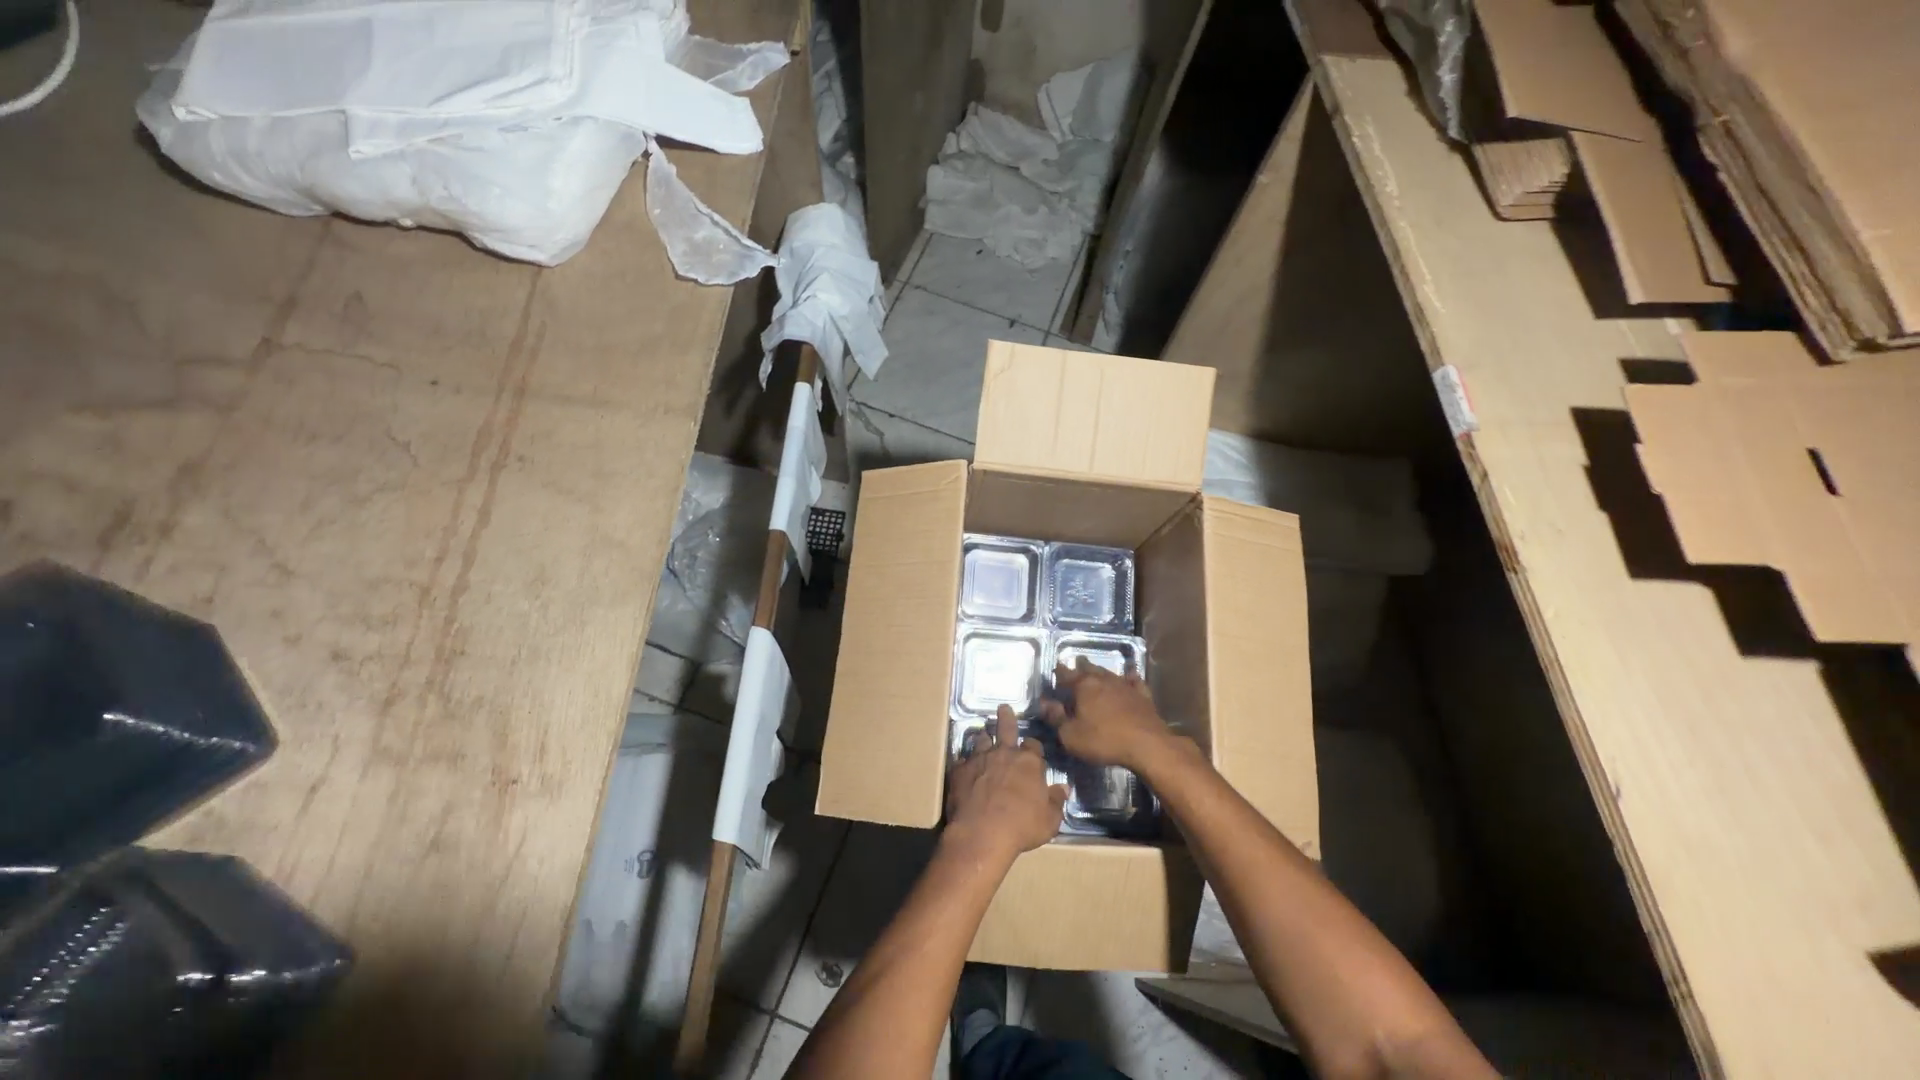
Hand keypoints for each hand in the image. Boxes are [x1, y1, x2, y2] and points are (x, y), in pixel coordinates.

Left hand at [945, 705, 1067, 861]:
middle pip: (1005, 729)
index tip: (1032, 751)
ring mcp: (978, 760)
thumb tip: (1064, 788)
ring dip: (983, 738)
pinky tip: (964, 767)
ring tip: (982, 735)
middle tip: (1003, 708)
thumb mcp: (1050, 819)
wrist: (982, 833)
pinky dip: (965, 763)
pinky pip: (962, 761)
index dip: (1033, 748)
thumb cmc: (1022, 827)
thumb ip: (1056, 801)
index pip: (1033, 746)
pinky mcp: (958, 771)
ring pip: (981, 741)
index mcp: (1028, 762)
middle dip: (1006, 718)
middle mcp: (1003, 754)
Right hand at [1038, 659, 1174, 770]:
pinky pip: (1134, 681)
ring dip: (1100, 671)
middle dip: (1080, 667)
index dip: (1058, 673)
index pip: (1065, 674)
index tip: (1054, 671)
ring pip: (1109, 672)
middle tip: (1075, 664)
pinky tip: (1130, 674)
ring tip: (1095, 669)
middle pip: (1089, 668)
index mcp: (1083, 686)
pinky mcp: (1142, 695)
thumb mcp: (1070, 735)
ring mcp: (1125, 685)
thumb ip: (1055, 717)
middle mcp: (1103, 679)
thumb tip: (1044, 703)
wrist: (1147, 745)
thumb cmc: (1103, 740)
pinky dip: (1129, 677)